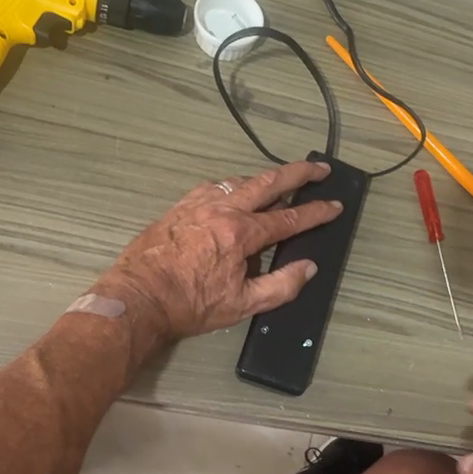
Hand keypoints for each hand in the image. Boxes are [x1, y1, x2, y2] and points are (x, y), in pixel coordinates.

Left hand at [92, 160, 342, 340]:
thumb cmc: (189, 305)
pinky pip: (214, 187)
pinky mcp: (180, 207)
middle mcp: (222, 209)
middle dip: (299, 173)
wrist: (137, 299)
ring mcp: (199, 204)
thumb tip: (308, 268)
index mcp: (241, 233)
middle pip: (268, 182)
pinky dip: (234, 187)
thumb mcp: (242, 305)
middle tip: (320, 168)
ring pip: (240, 181)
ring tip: (280, 183)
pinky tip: (235, 194)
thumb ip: (281, 285)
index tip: (335, 205)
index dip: (316, 212)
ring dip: (265, 179)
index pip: (289, 219)